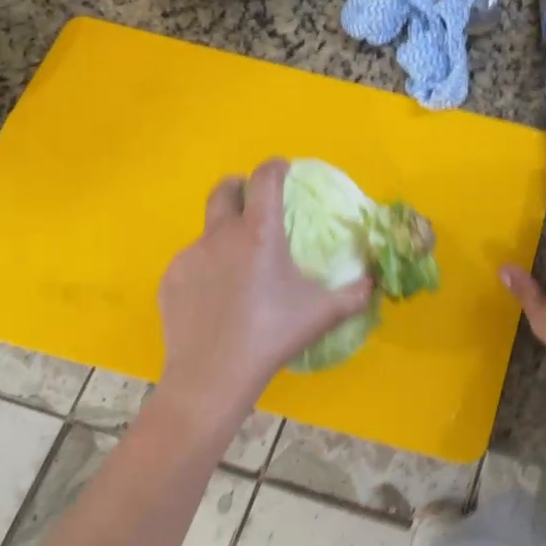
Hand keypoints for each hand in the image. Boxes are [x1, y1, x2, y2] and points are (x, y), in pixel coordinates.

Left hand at [155, 159, 372, 431]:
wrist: (211, 377)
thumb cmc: (271, 336)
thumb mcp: (323, 314)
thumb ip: (354, 294)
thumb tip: (375, 281)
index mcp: (260, 234)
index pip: (265, 179)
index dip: (275, 167)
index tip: (284, 170)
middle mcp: (221, 236)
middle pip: (225, 190)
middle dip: (240, 186)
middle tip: (254, 201)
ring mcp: (191, 257)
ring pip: (208, 231)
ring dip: (225, 236)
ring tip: (240, 269)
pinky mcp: (170, 280)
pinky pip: (192, 263)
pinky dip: (207, 269)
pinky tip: (217, 298)